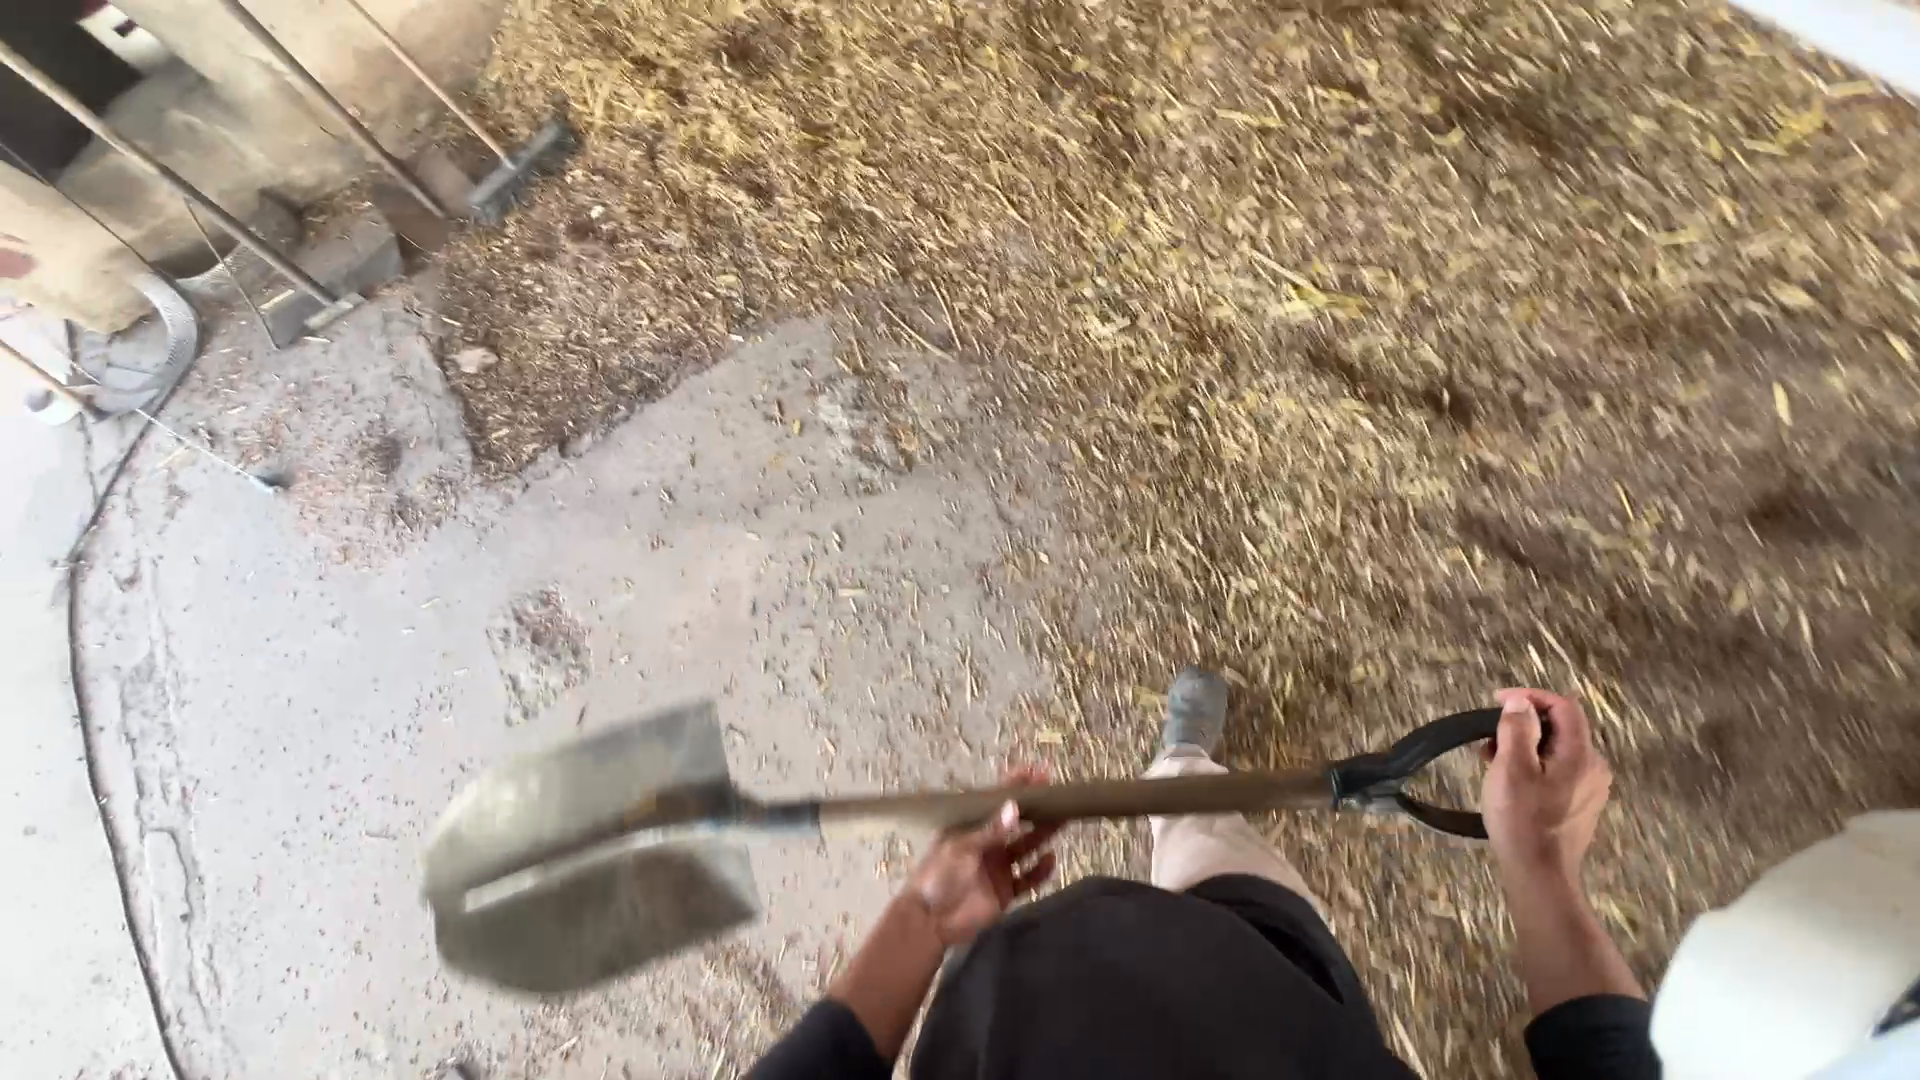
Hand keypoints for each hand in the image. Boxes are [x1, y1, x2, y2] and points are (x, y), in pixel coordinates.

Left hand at [906, 766, 1059, 946]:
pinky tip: (1051, 859)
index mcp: (972, 828)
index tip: (1035, 771)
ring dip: (1043, 834)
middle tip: (1056, 795)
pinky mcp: (1005, 891)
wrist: (930, 920)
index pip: (995, 801)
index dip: (1014, 786)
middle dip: (1035, 809)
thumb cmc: (938, 875)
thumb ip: (990, 831)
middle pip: (1016, 823)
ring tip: (1062, 820)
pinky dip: (1040, 870)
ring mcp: (998, 867)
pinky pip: (1028, 878)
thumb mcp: (961, 848)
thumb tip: (1015, 807)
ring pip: (1027, 847)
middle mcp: (988, 844)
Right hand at [1481, 688, 1612, 882]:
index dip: (1530, 696)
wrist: (1539, 871)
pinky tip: (1508, 778)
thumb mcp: (1512, 767)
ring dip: (1523, 744)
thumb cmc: (1522, 817)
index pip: (1564, 707)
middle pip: (1561, 728)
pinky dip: (1531, 762)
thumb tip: (1520, 701)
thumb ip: (1517, 729)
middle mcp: (1593, 767)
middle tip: (1488, 733)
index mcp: (1581, 755)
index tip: (1497, 701)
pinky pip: (1556, 769)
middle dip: (1523, 722)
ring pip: (1555, 749)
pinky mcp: (1579, 803)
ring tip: (1491, 757)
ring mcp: (1589, 787)